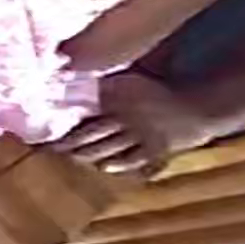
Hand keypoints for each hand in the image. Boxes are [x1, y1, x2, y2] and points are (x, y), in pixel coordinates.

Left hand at [53, 73, 220, 174]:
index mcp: (115, 103)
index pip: (82, 115)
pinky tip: (105, 168)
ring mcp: (145, 135)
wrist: (203, 104)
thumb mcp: (123, 82)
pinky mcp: (162, 148)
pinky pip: (138, 159)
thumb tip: (63, 76)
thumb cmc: (156, 92)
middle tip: (51, 150)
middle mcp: (127, 120)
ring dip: (91, 154)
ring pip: (111, 148)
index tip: (42, 132)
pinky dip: (122, 164)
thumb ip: (98, 84)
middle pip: (92, 135)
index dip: (62, 124)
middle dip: (70, 144)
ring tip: (74, 158)